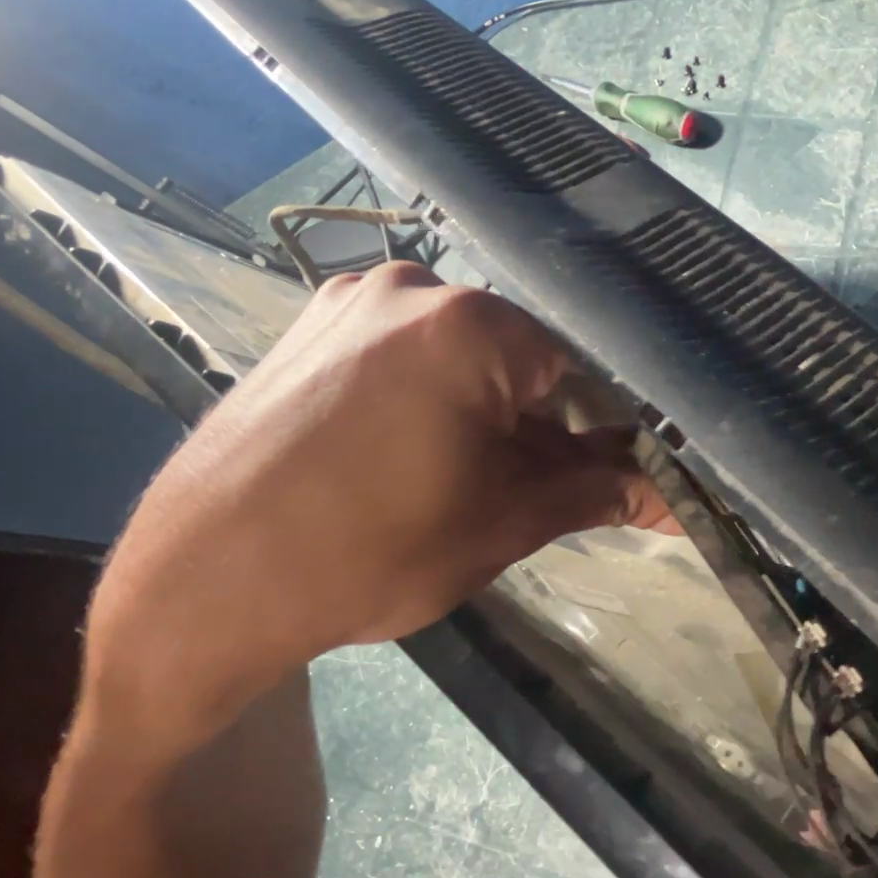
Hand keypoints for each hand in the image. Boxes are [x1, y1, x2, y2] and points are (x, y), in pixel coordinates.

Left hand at [82, 263, 667, 751]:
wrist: (199, 588)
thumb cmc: (371, 552)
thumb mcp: (505, 523)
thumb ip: (600, 494)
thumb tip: (677, 500)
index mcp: (472, 324)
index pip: (583, 369)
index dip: (607, 429)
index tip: (610, 474)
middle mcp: (412, 288)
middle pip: (521, 358)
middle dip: (544, 423)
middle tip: (538, 488)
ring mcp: (349, 303)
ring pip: (462, 356)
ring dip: (488, 412)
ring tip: (469, 480)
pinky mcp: (307, 330)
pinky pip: (404, 354)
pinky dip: (432, 398)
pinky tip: (413, 456)